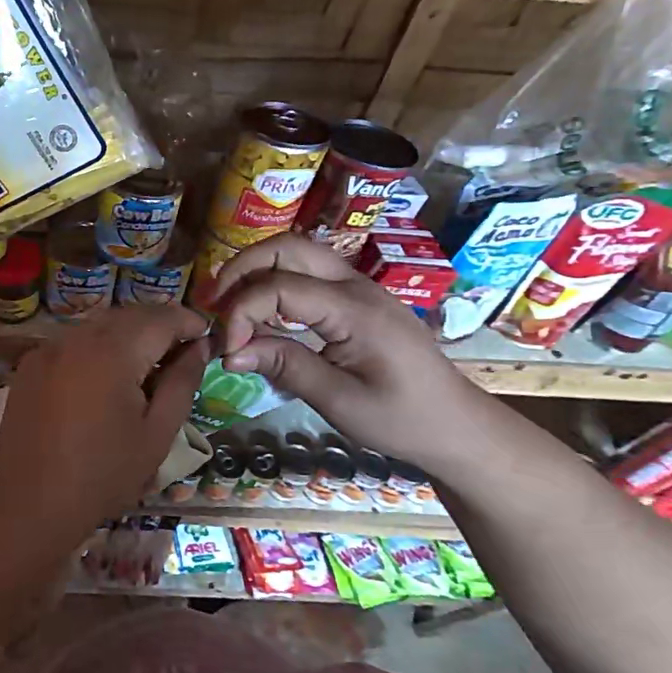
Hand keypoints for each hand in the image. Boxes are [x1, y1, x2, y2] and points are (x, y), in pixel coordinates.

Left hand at [0, 305, 209, 537]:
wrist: (28, 502)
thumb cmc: (103, 474)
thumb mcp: (157, 433)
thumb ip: (181, 382)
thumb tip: (198, 348)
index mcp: (113, 351)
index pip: (161, 317)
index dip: (190, 322)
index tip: (209, 337)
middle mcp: (77, 337)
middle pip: (128, 315)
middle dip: (160, 326)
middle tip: (184, 353)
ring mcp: (48, 348)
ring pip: (99, 326)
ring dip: (129, 335)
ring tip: (149, 367)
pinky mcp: (30, 365)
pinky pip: (74, 343)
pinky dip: (98, 348)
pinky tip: (108, 379)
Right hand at [208, 234, 493, 465]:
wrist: (458, 425)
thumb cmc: (403, 419)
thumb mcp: (340, 402)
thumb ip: (285, 367)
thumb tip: (231, 352)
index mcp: (354, 310)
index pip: (278, 287)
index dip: (241, 313)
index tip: (228, 351)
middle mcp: (355, 285)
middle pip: (285, 247)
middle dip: (240, 269)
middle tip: (214, 304)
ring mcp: (357, 287)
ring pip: (295, 252)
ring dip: (255, 272)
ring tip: (229, 306)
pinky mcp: (355, 298)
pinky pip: (306, 272)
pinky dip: (273, 282)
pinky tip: (261, 314)